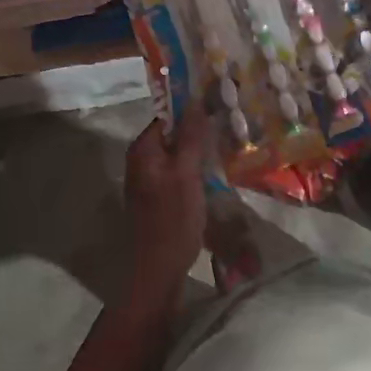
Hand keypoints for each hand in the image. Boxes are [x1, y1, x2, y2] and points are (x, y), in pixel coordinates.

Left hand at [118, 113, 209, 316]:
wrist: (156, 269)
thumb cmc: (172, 218)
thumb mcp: (186, 174)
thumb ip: (190, 137)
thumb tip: (196, 100)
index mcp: (143, 150)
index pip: (168, 117)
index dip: (192, 112)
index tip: (220, 110)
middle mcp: (140, 161)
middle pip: (172, 137)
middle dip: (198, 134)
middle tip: (229, 130)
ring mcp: (147, 181)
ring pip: (176, 157)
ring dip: (198, 154)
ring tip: (227, 150)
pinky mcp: (157, 199)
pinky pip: (177, 175)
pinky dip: (194, 173)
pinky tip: (214, 177)